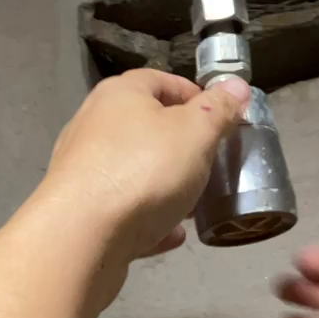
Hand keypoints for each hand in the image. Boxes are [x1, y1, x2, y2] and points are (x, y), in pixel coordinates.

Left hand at [32, 70, 249, 264]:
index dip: (194, 96)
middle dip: (182, 147)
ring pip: (135, 174)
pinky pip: (125, 213)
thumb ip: (218, 110)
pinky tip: (170, 234)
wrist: (82, 236)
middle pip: (146, 129)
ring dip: (166, 187)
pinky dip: (149, 220)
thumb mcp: (195, 133)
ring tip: (194, 204)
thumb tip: (236, 86)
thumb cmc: (143, 172)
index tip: (220, 120)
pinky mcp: (83, 214)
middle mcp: (95, 127)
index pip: (161, 81)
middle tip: (212, 165)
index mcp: (120, 96)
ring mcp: (85, 173)